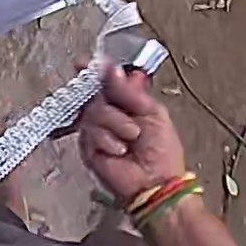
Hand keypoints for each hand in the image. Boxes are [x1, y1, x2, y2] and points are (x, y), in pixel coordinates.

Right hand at [76, 65, 187, 203]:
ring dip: (116, 125)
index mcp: (125, 103)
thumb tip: (110, 68)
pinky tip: (118, 151)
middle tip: (130, 119)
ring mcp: (95, 130)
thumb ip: (127, 90)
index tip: (83, 63)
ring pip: (93, 112)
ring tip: (130, 139)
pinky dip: (107, 140)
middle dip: (114, 106)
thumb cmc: (162, 151)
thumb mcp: (151, 112)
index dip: (93, 72)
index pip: (103, 81)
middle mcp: (107, 114)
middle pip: (95, 95)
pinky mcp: (87, 146)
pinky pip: (89, 132)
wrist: (156, 182)